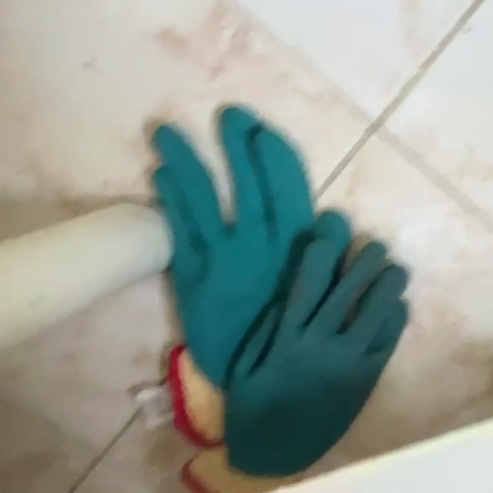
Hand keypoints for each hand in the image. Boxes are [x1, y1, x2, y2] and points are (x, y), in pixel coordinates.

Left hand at [151, 106, 314, 386]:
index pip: (290, 188)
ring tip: (166, 130)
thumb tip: (333, 222)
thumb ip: (320, 257)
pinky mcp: (193, 274)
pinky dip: (171, 199)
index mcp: (299, 248)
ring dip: (188, 160)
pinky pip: (180, 228)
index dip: (275, 155)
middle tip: (229, 114)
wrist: (256, 378)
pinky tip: (160, 174)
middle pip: (250, 183)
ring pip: (207, 198)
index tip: (263, 129)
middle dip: (239, 146)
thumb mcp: (318, 294)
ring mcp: (226, 257)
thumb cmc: (292, 334)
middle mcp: (263, 245)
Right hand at [224, 211, 410, 476]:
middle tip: (375, 242)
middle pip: (347, 294)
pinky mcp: (366, 380)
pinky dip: (394, 322)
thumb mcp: (251, 360)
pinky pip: (386, 344)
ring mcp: (348, 363)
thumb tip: (295, 289)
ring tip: (396, 268)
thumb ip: (273, 324)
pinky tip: (399, 305)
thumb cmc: (254, 403)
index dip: (323, 251)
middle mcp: (320, 346)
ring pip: (374, 316)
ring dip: (387, 288)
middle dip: (362, 263)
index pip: (308, 283)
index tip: (332, 225)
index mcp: (286, 337)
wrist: (276, 451)